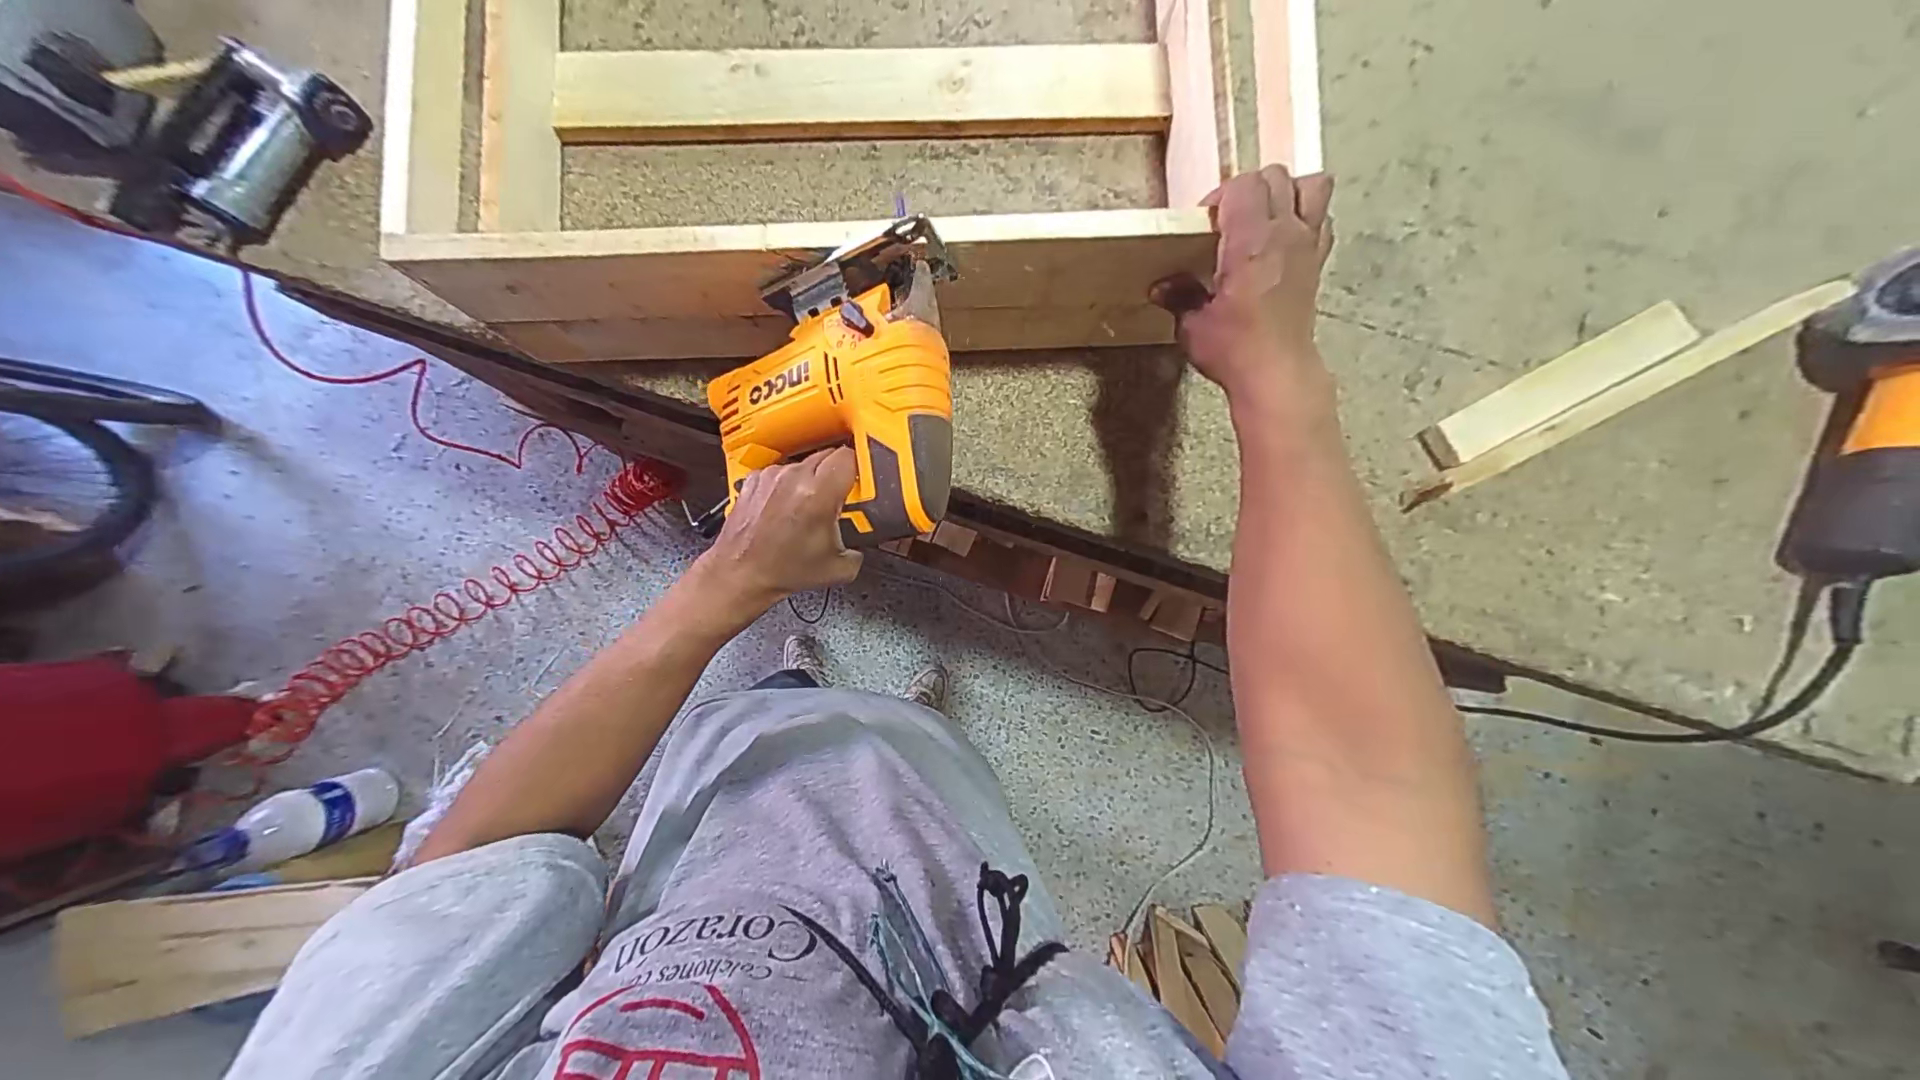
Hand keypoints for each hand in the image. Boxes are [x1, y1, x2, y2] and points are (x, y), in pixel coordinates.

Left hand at [690, 447, 863, 619]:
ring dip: (813, 479)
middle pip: (829, 455)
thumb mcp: (838, 567)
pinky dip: (789, 484)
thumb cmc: (781, 571)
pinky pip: (782, 471)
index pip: (849, 456)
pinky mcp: (756, 478)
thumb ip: (860, 547)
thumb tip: (865, 537)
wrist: (740, 573)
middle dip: (838, 474)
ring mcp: (772, 476)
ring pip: (805, 463)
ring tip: (810, 506)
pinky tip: (788, 507)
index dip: (859, 468)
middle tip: (839, 498)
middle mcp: (793, 478)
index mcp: (817, 494)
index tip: (861, 483)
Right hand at [1151, 165, 1334, 405]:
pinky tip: (1284, 239)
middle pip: (1275, 177)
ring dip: (1286, 191)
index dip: (1219, 197)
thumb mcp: (1193, 325)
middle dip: (1247, 189)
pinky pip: (1322, 217)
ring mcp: (1308, 245)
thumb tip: (1162, 286)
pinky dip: (1306, 216)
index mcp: (1251, 241)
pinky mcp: (1318, 262)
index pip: (1242, 185)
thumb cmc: (1235, 350)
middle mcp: (1286, 234)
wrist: (1276, 373)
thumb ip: (1179, 296)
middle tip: (1227, 220)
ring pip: (1311, 184)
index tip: (1203, 224)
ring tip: (1263, 216)